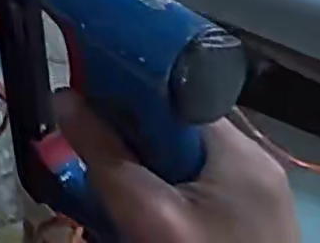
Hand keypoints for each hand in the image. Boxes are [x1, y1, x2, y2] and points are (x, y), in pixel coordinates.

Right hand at [57, 91, 299, 242]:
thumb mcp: (147, 214)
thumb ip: (102, 151)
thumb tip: (62, 96)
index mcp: (240, 150)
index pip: (168, 94)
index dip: (124, 93)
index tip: (86, 104)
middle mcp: (254, 165)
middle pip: (171, 128)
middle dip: (129, 138)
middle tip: (92, 157)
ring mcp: (257, 200)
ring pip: (179, 160)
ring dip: (141, 168)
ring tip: (111, 190)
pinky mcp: (251, 226)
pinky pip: (194, 189)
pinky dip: (163, 193)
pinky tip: (141, 215)